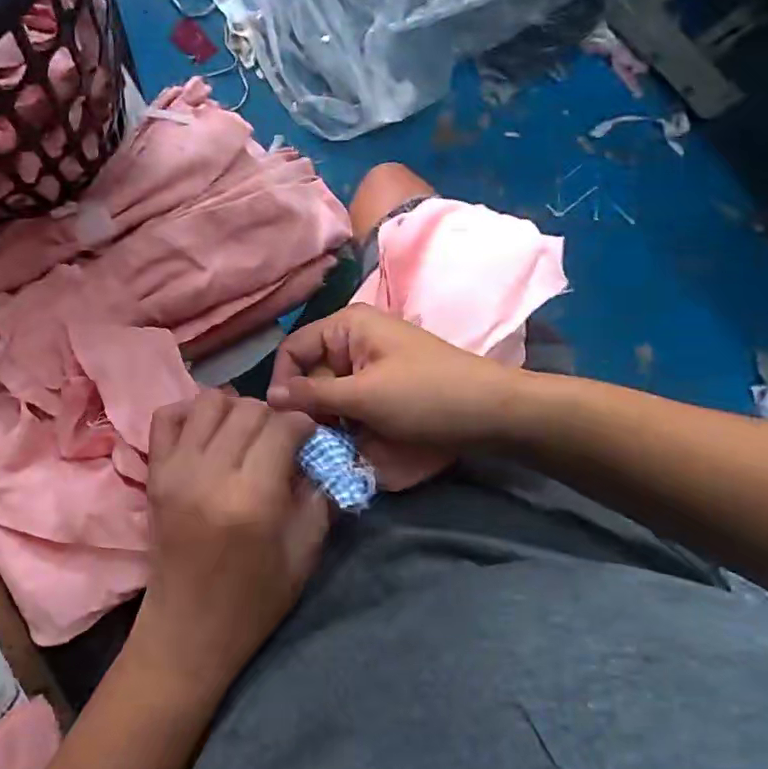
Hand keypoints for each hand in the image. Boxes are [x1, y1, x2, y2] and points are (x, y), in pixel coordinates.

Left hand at [134, 393, 327, 686]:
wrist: (188, 627)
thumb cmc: (253, 601)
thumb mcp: (302, 555)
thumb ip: (315, 498)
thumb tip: (316, 452)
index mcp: (252, 499)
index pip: (281, 428)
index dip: (302, 424)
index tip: (307, 435)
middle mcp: (210, 474)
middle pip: (247, 409)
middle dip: (271, 416)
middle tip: (277, 438)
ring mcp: (175, 469)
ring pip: (208, 402)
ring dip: (233, 408)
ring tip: (243, 432)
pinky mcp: (153, 472)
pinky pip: (165, 416)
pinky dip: (188, 412)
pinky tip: (206, 431)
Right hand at [266, 305, 529, 452]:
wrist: (499, 415)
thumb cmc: (427, 397)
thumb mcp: (363, 397)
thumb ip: (311, 396)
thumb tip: (268, 397)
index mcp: (346, 325)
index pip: (292, 349)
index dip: (284, 382)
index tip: (286, 420)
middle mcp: (354, 337)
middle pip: (311, 372)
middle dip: (311, 406)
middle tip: (317, 439)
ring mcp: (372, 361)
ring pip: (330, 391)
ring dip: (331, 418)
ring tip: (340, 443)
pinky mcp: (386, 384)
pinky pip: (352, 400)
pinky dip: (351, 420)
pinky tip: (359, 441)